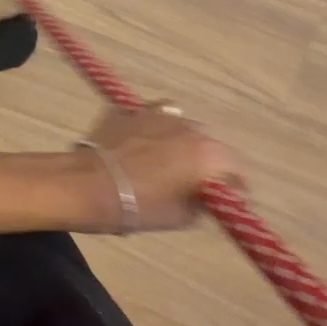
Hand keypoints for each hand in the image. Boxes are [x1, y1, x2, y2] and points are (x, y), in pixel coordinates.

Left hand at [76, 105, 243, 233]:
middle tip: (198, 182)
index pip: (237, 168)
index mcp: (207, 153)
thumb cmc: (140, 206)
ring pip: (180, 123)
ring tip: (171, 159)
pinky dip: (152, 127)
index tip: (229, 200)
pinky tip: (144, 142)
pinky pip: (149, 115)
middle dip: (208, 161)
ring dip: (182, 140)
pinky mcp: (127, 109)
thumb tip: (206, 197)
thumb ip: (202, 203)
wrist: (89, 184)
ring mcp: (154, 112)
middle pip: (209, 142)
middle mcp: (186, 126)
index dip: (236, 186)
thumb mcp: (182, 216)